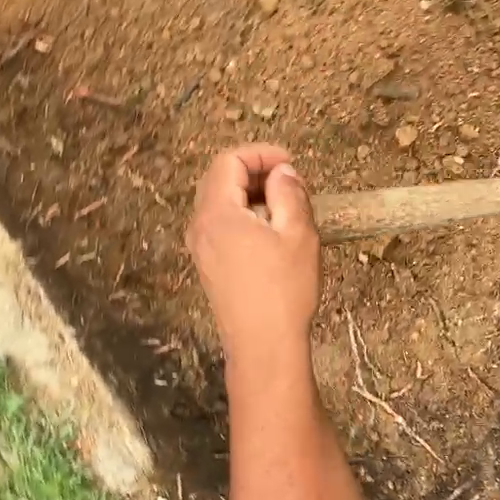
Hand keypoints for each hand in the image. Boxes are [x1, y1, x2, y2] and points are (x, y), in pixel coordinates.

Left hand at [185, 145, 319, 365]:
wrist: (264, 346)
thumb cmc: (285, 289)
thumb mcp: (298, 234)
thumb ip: (289, 194)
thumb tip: (282, 172)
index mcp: (217, 213)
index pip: (228, 162)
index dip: (260, 154)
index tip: (291, 163)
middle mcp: (200, 227)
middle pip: (219, 180)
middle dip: (255, 172)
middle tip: (290, 182)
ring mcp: (201, 249)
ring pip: (220, 204)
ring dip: (251, 196)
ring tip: (286, 208)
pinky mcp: (209, 267)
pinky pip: (222, 227)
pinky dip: (245, 217)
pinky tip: (272, 234)